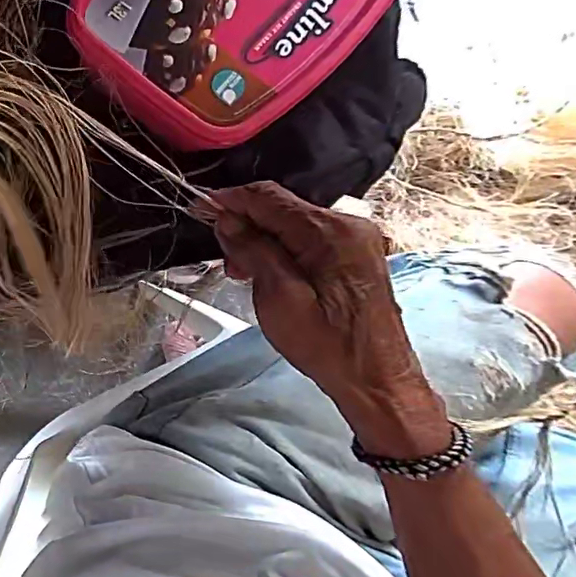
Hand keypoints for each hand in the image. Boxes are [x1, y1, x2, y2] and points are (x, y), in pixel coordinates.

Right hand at [204, 182, 448, 457]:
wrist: (376, 379)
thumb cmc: (326, 344)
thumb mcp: (278, 297)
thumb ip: (253, 250)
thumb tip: (228, 219)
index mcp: (330, 232)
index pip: (268, 197)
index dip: (228, 199)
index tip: (199, 207)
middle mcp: (348, 225)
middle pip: (280, 207)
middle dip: (244, 225)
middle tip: (226, 261)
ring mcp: (356, 239)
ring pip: (292, 222)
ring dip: (261, 239)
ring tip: (245, 273)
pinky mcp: (355, 254)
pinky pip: (307, 237)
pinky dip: (281, 247)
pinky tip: (269, 272)